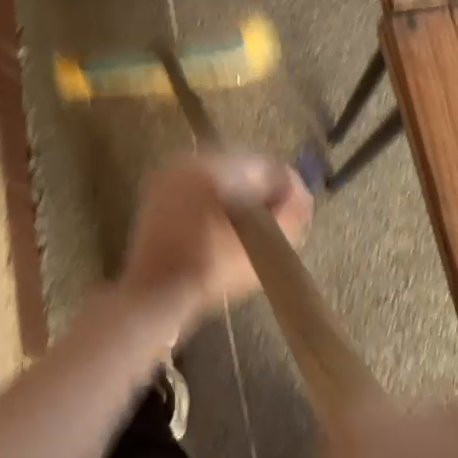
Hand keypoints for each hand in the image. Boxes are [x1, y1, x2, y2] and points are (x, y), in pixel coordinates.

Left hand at [120, 152, 314, 325]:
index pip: (264, 166)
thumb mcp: (261, 245)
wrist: (155, 295)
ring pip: (217, 182)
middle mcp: (187, 162)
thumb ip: (290, 214)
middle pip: (239, 170)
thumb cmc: (210, 268)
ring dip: (239, 200)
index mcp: (212, 165)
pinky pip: (197, 195)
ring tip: (256, 228)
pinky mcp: (156, 200)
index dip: (287, 187)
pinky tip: (227, 231)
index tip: (300, 209)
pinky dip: (215, 207)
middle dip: (262, 193)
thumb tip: (302, 195)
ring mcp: (168, 179)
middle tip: (280, 219)